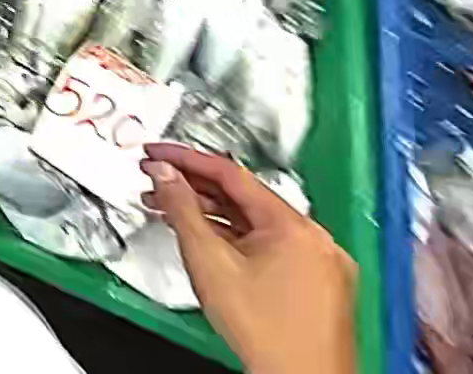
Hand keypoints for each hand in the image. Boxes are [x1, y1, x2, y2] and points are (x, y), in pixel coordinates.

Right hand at [141, 143, 356, 373]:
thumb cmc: (259, 321)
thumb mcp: (206, 255)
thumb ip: (180, 204)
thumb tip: (161, 170)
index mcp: (295, 229)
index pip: (230, 174)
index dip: (185, 157)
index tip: (152, 151)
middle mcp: (315, 240)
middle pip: (242, 195)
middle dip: (191, 184)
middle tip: (152, 176)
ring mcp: (319, 262)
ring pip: (250, 218)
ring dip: (205, 207)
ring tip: (163, 205)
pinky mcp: (314, 280)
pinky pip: (262, 239)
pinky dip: (225, 229)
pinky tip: (196, 232)